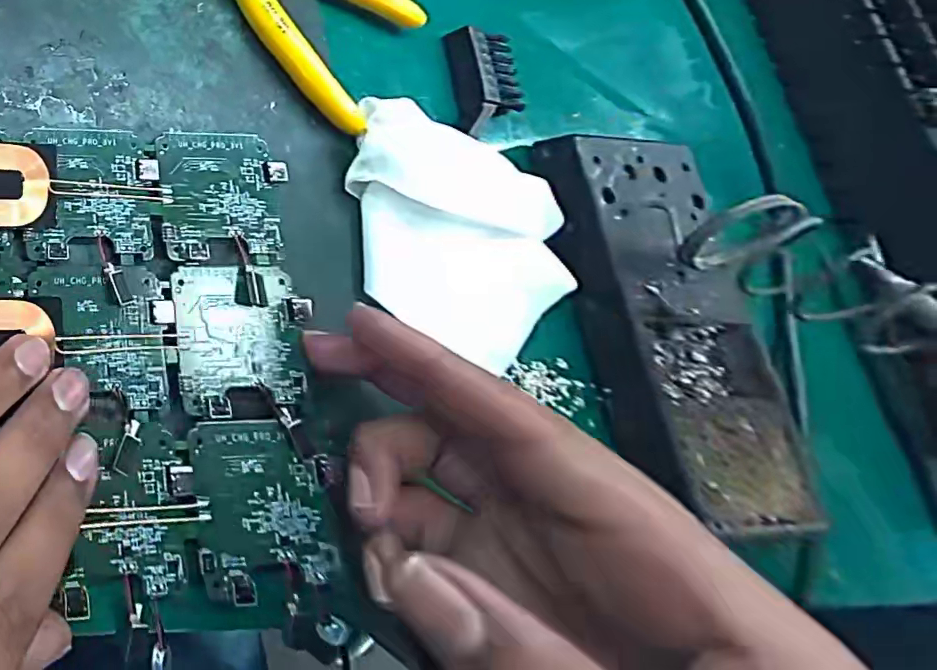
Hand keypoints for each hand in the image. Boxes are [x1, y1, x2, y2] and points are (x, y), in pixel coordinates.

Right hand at [305, 304, 860, 669]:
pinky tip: (379, 576)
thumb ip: (533, 653)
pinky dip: (381, 550)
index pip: (518, 421)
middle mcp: (570, 530)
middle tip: (321, 368)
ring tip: (364, 538)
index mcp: (639, 534)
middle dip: (382, 397)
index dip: (432, 362)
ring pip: (422, 485)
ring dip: (373, 495)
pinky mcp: (496, 596)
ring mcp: (528, 562)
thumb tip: (407, 577)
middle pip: (456, 432)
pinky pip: (416, 544)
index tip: (363, 322)